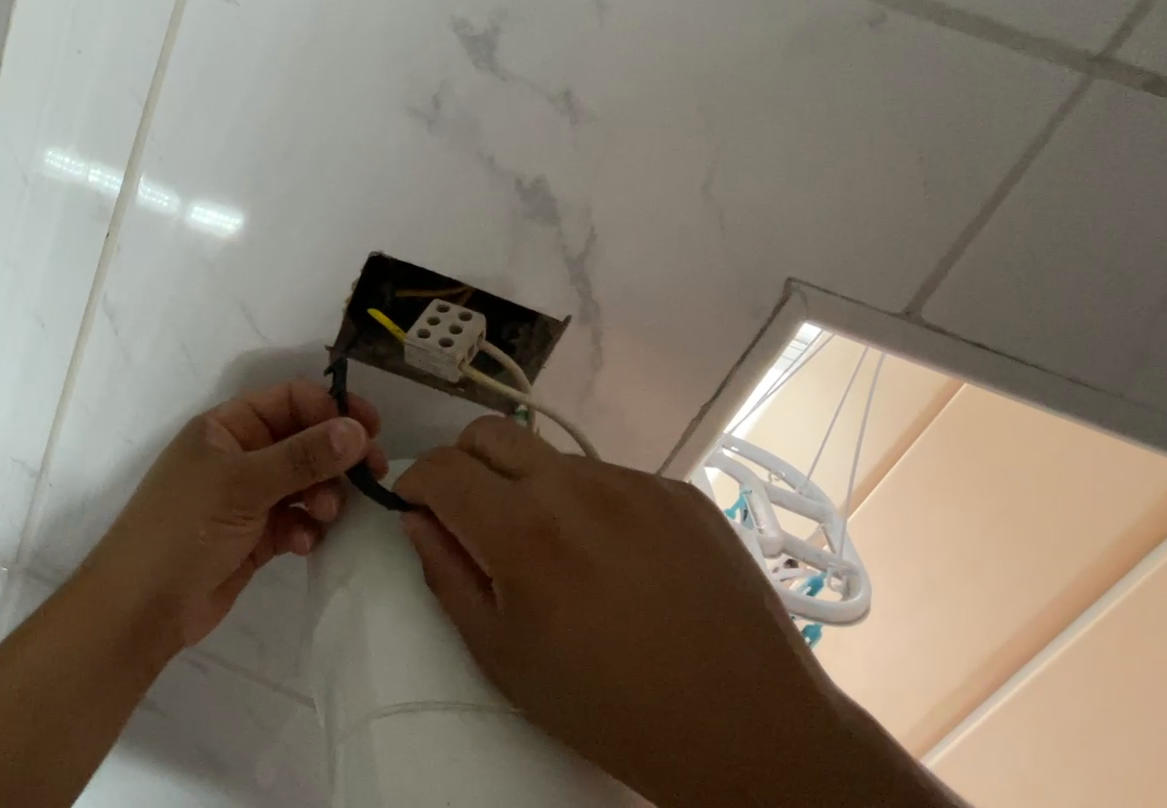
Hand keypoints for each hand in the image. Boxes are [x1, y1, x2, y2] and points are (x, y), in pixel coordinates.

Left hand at [75, 379, 385, 657]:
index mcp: (227, 427)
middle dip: (336, 456)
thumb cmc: (184, 527)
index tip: (369, 429)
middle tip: (372, 473)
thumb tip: (356, 428)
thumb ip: (303, 456)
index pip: (289, 400)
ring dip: (323, 495)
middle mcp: (240, 456)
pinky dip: (305, 528)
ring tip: (326, 514)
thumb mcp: (243, 484)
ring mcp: (248, 498)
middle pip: (304, 441)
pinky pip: (296, 520)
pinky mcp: (256, 537)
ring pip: (305, 483)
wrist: (143, 606)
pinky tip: (302, 544)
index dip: (329, 409)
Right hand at [394, 416, 953, 807]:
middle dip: (462, 463)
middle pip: (488, 432)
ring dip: (529, 485)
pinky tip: (617, 559)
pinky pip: (610, 478)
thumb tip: (418, 520)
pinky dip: (589, 503)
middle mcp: (573, 485)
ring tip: (558, 549)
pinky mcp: (679, 492)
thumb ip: (444, 574)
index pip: (440, 465)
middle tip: (471, 514)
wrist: (751, 733)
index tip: (417, 507)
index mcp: (521, 527)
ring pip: (550, 456)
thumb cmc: (608, 706)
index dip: (414, 480)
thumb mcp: (500, 654)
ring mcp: (633, 482)